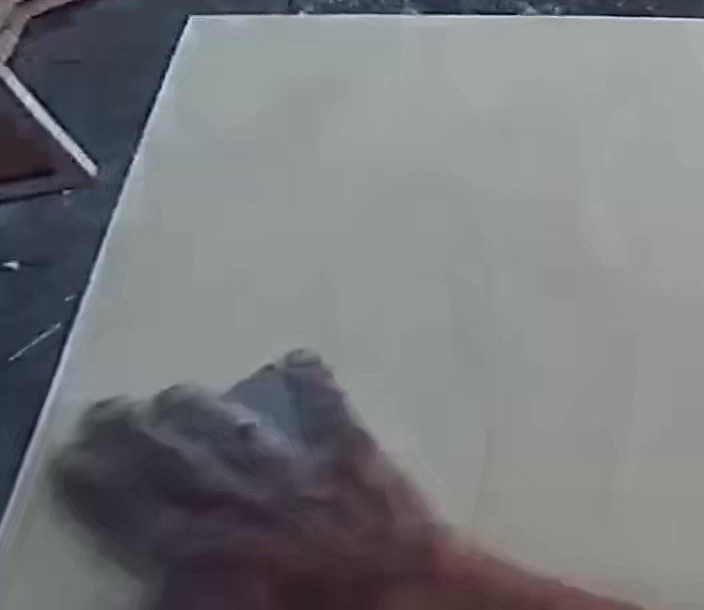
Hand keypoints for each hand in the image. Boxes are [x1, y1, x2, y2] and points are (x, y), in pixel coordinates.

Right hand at [54, 351, 444, 587]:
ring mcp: (304, 470)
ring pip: (242, 433)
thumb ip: (182, 585)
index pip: (133, 513)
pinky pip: (331, 409)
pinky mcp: (357, 451)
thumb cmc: (305, 606)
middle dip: (139, 437)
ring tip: (175, 391)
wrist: (392, 586)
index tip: (71, 458)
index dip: (97, 487)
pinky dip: (314, 382)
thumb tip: (154, 570)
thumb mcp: (221, 609)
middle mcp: (245, 501)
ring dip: (205, 410)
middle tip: (112, 409)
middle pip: (180, 465)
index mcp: (202, 549)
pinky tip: (298, 357)